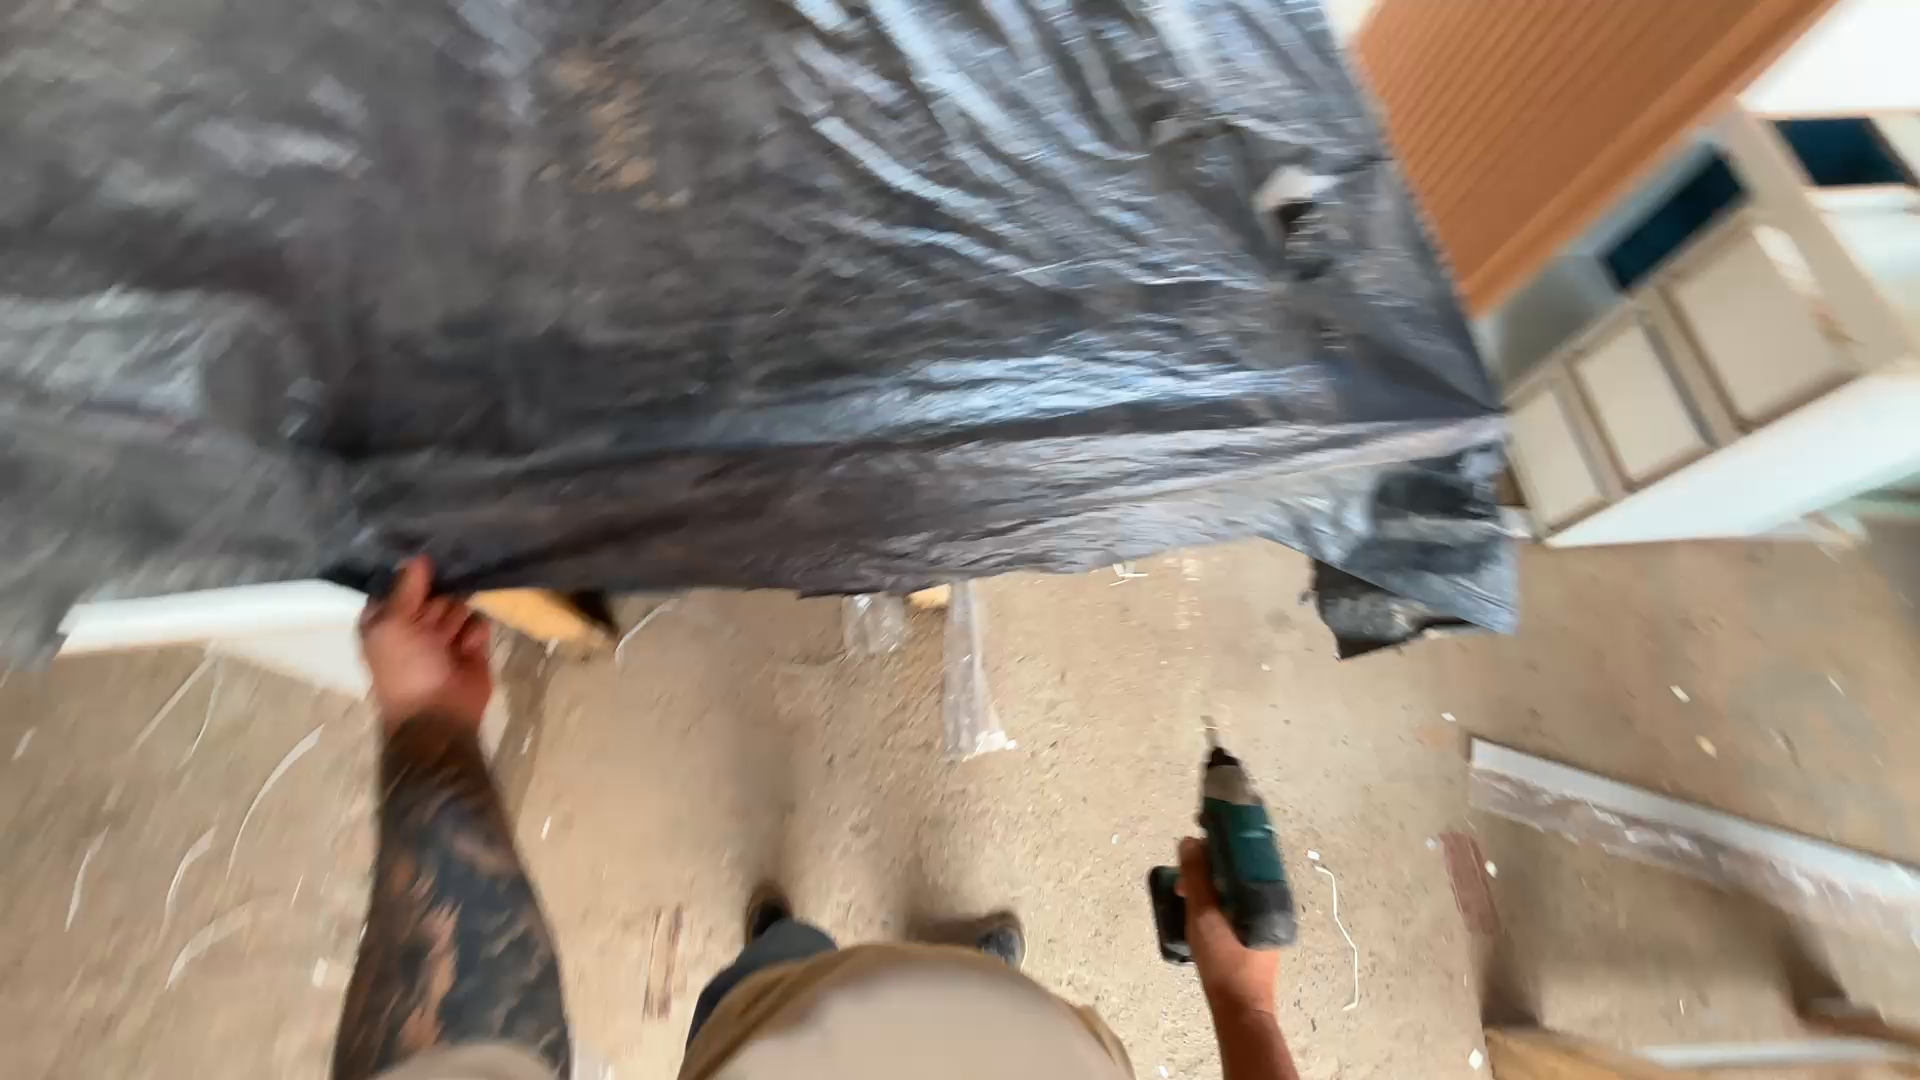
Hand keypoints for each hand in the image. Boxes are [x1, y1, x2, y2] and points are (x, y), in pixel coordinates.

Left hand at [359, 556, 491, 732]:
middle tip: (437, 609)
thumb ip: (406, 589)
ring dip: (458, 614)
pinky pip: (479, 623)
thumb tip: (418, 557)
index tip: (427, 555)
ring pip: (458, 604)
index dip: (410, 574)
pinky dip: (475, 632)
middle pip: (433, 591)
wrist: (439, 711)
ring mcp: (444, 634)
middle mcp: (413, 624)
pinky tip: (468, 647)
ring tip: (451, 635)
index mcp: (385, 619)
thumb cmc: (405, 668)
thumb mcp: (393, 625)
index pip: (398, 585)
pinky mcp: (473, 644)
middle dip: (440, 595)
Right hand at [1178, 837, 1279, 1013]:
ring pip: (1233, 887)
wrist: (1240, 1008)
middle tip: (1182, 883)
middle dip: (1205, 868)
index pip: (1240, 852)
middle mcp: (1271, 900)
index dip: (1213, 845)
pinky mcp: (1258, 932)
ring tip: (1185, 898)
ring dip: (1207, 886)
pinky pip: (1235, 903)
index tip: (1190, 852)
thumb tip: (1189, 841)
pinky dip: (1216, 900)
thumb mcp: (1202, 913)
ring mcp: (1266, 918)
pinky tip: (1199, 912)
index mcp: (1265, 891)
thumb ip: (1195, 876)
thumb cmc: (1223, 959)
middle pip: (1235, 869)